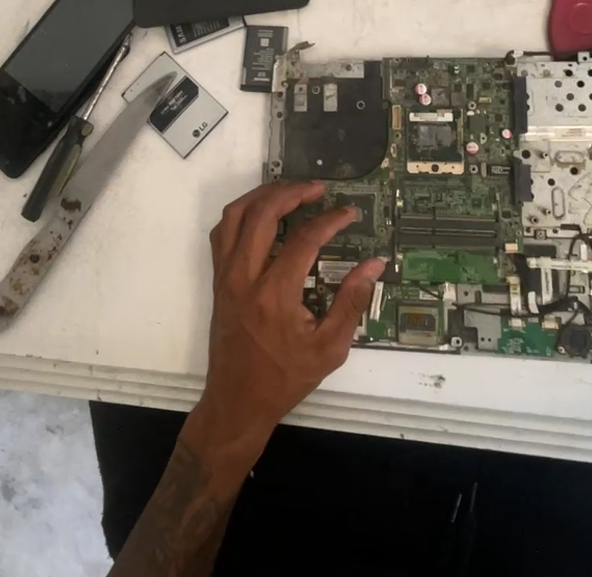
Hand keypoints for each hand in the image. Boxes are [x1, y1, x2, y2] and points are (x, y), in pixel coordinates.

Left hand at [189, 180, 385, 450]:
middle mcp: (244, 276)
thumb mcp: (329, 348)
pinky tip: (263, 213)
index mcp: (275, 295)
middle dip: (293, 192)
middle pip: (263, 214)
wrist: (237, 401)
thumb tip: (374, 264)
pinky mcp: (217, 278)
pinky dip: (242, 213)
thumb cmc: (285, 378)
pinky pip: (223, 231)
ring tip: (291, 190)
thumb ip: (352, 301)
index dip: (330, 220)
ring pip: (236, 215)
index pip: (304, 239)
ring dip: (263, 195)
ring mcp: (225, 275)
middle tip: (319, 189)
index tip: (349, 212)